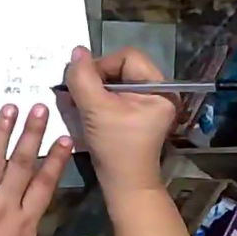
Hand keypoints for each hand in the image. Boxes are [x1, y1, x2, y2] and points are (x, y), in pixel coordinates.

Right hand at [63, 46, 176, 199]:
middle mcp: (157, 92)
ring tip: (78, 102)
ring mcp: (147, 104)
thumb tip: (77, 51)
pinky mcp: (136, 115)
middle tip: (78, 93)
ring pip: (115, 82)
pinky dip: (98, 100)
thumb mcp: (95, 108)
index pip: (127, 57)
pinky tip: (84, 110)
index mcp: (159, 88)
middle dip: (96, 78)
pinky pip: (115, 96)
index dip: (102, 65)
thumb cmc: (115, 146)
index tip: (83, 83)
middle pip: (121, 68)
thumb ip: (83, 77)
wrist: (123, 184)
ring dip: (94, 89)